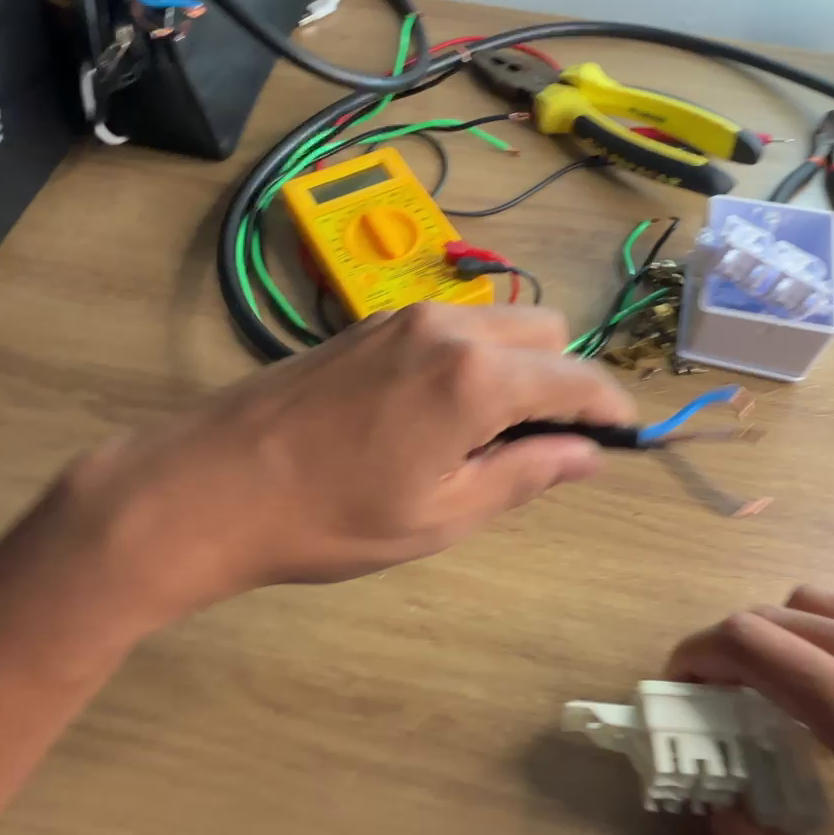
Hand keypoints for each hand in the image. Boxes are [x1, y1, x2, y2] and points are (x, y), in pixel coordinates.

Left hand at [56, 303, 634, 614]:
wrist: (211, 485)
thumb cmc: (330, 518)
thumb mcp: (442, 515)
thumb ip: (526, 474)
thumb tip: (587, 454)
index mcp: (477, 376)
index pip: (577, 378)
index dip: (611, 407)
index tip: (623, 436)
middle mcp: (449, 327)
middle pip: (546, 330)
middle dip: (563, 379)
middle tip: (540, 443)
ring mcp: (404, 316)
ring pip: (498, 320)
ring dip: (518, 363)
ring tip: (483, 432)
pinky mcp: (370, 322)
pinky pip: (451, 325)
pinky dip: (473, 356)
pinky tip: (436, 410)